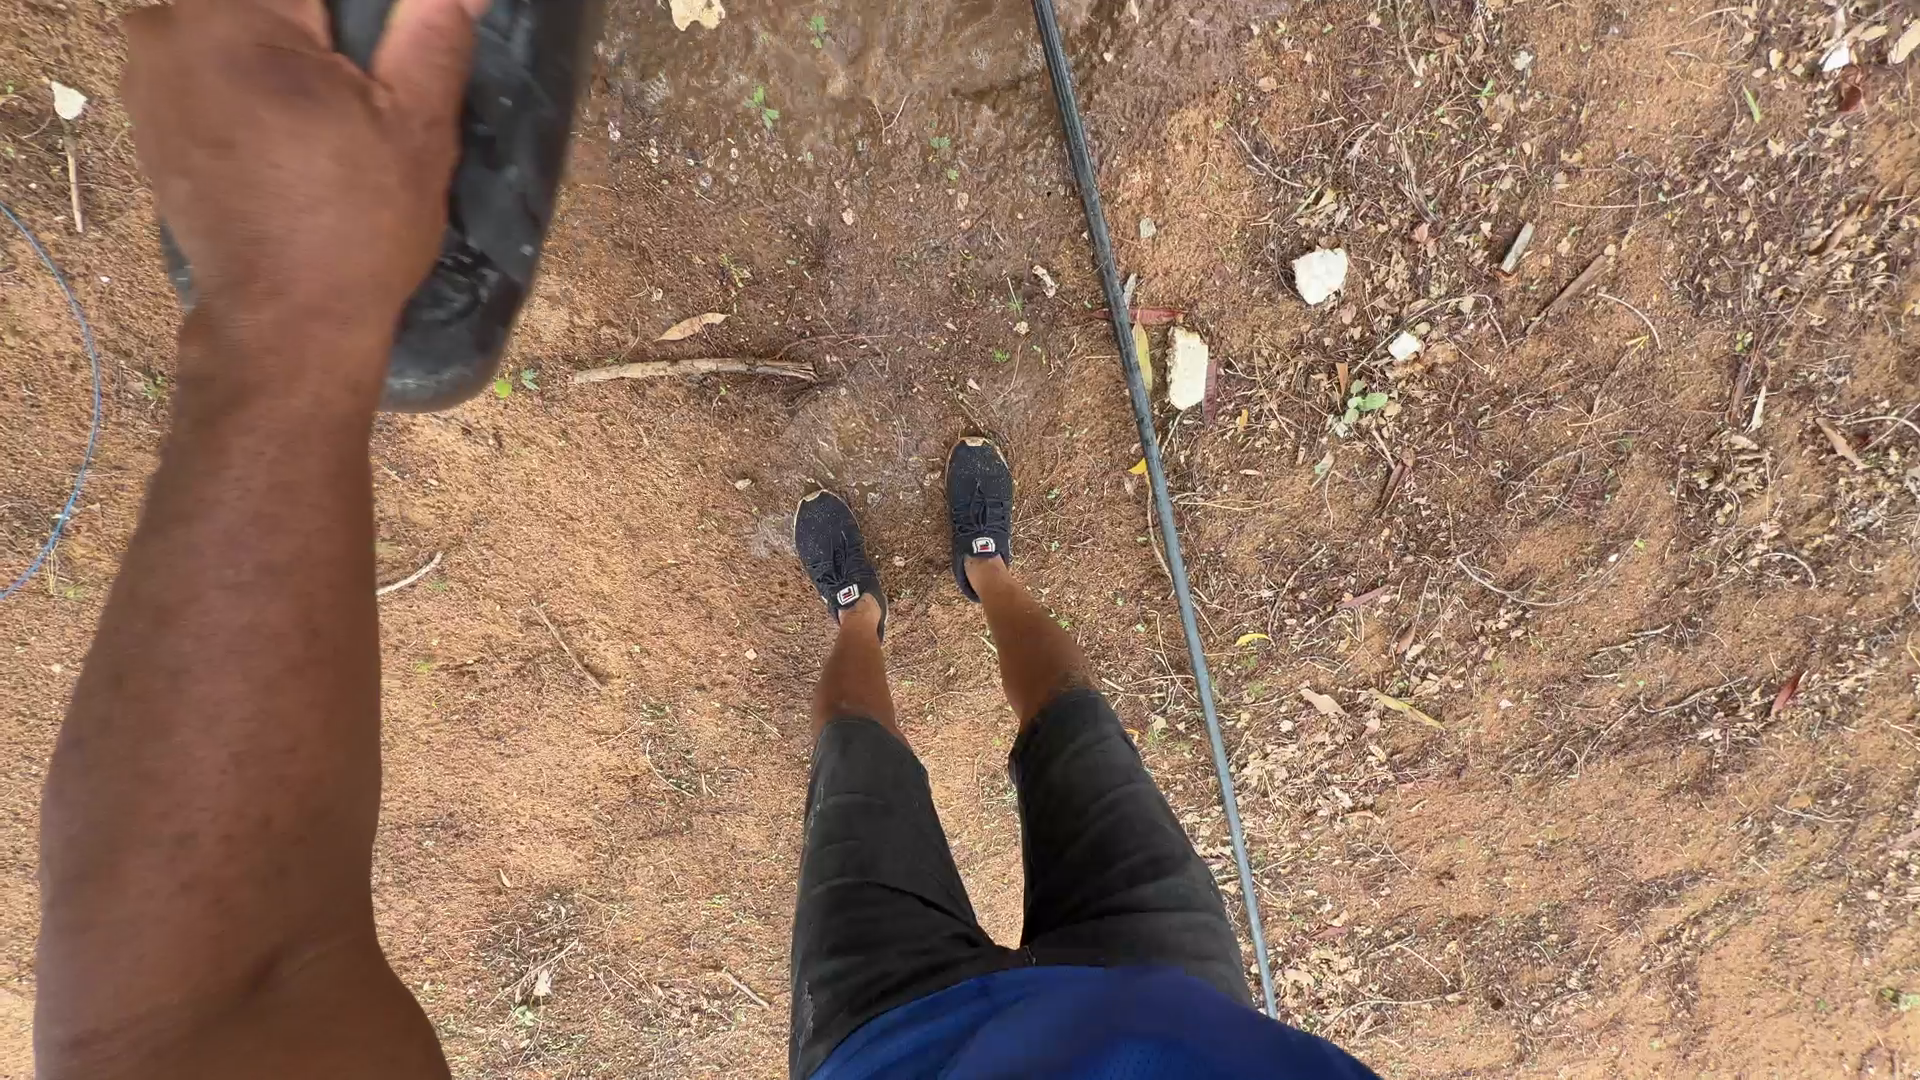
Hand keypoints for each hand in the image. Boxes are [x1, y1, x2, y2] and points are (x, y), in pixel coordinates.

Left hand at [124, 0, 484, 411]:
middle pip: (264, 2)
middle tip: (367, 96)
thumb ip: (431, 45)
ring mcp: (146, 68)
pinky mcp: (146, 112)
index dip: (360, 17)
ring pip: (229, 26)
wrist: (290, 315)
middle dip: (323, 34)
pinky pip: (203, 63)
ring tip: (333, 124)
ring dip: (285, 55)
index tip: (380, 60)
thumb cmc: (363, 225)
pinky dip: (251, 82)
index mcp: (240, 15)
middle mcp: (168, 20)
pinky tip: (294, 141)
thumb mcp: (419, 135)